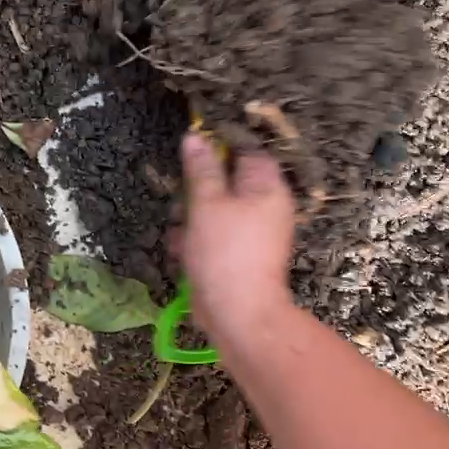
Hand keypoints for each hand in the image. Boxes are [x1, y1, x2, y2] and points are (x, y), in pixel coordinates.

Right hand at [179, 133, 296, 346]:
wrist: (237, 311)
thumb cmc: (225, 252)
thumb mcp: (207, 204)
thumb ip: (201, 169)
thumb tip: (195, 137)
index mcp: (268, 188)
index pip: (248, 151)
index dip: (220, 147)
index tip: (192, 152)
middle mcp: (266, 208)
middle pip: (228, 182)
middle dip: (198, 190)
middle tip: (182, 201)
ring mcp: (252, 233)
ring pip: (215, 210)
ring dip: (191, 218)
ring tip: (181, 233)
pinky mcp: (237, 255)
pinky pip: (213, 236)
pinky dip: (196, 241)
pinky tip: (183, 252)